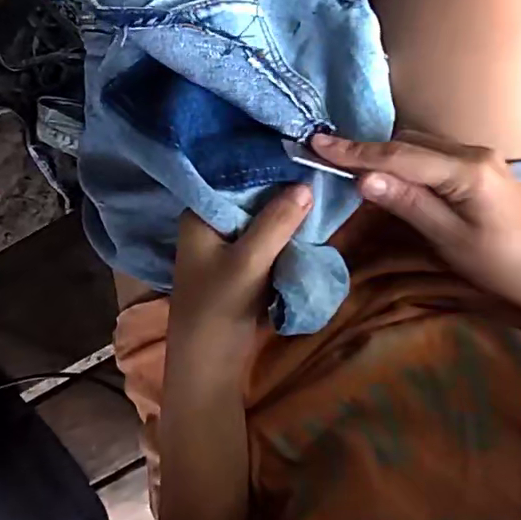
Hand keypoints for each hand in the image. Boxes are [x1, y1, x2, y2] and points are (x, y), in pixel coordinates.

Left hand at [167, 184, 312, 372]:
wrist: (209, 364)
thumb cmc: (218, 308)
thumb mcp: (248, 262)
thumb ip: (276, 223)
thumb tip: (306, 185)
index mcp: (200, 215)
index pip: (234, 176)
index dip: (267, 166)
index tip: (301, 155)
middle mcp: (211, 223)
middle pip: (251, 196)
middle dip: (282, 190)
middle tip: (318, 172)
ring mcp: (226, 245)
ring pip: (262, 218)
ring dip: (287, 213)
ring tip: (319, 193)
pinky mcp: (241, 264)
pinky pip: (266, 239)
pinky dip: (285, 234)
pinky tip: (309, 224)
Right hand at [311, 131, 520, 323]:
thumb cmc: (503, 265)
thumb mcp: (450, 239)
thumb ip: (408, 203)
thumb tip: (363, 178)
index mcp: (467, 170)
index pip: (400, 155)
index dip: (355, 151)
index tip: (317, 143)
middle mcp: (472, 152)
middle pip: (408, 142)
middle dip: (368, 150)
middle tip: (327, 160)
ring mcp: (478, 157)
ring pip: (419, 146)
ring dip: (387, 156)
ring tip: (350, 168)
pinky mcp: (479, 168)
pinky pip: (433, 157)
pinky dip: (406, 163)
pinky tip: (390, 177)